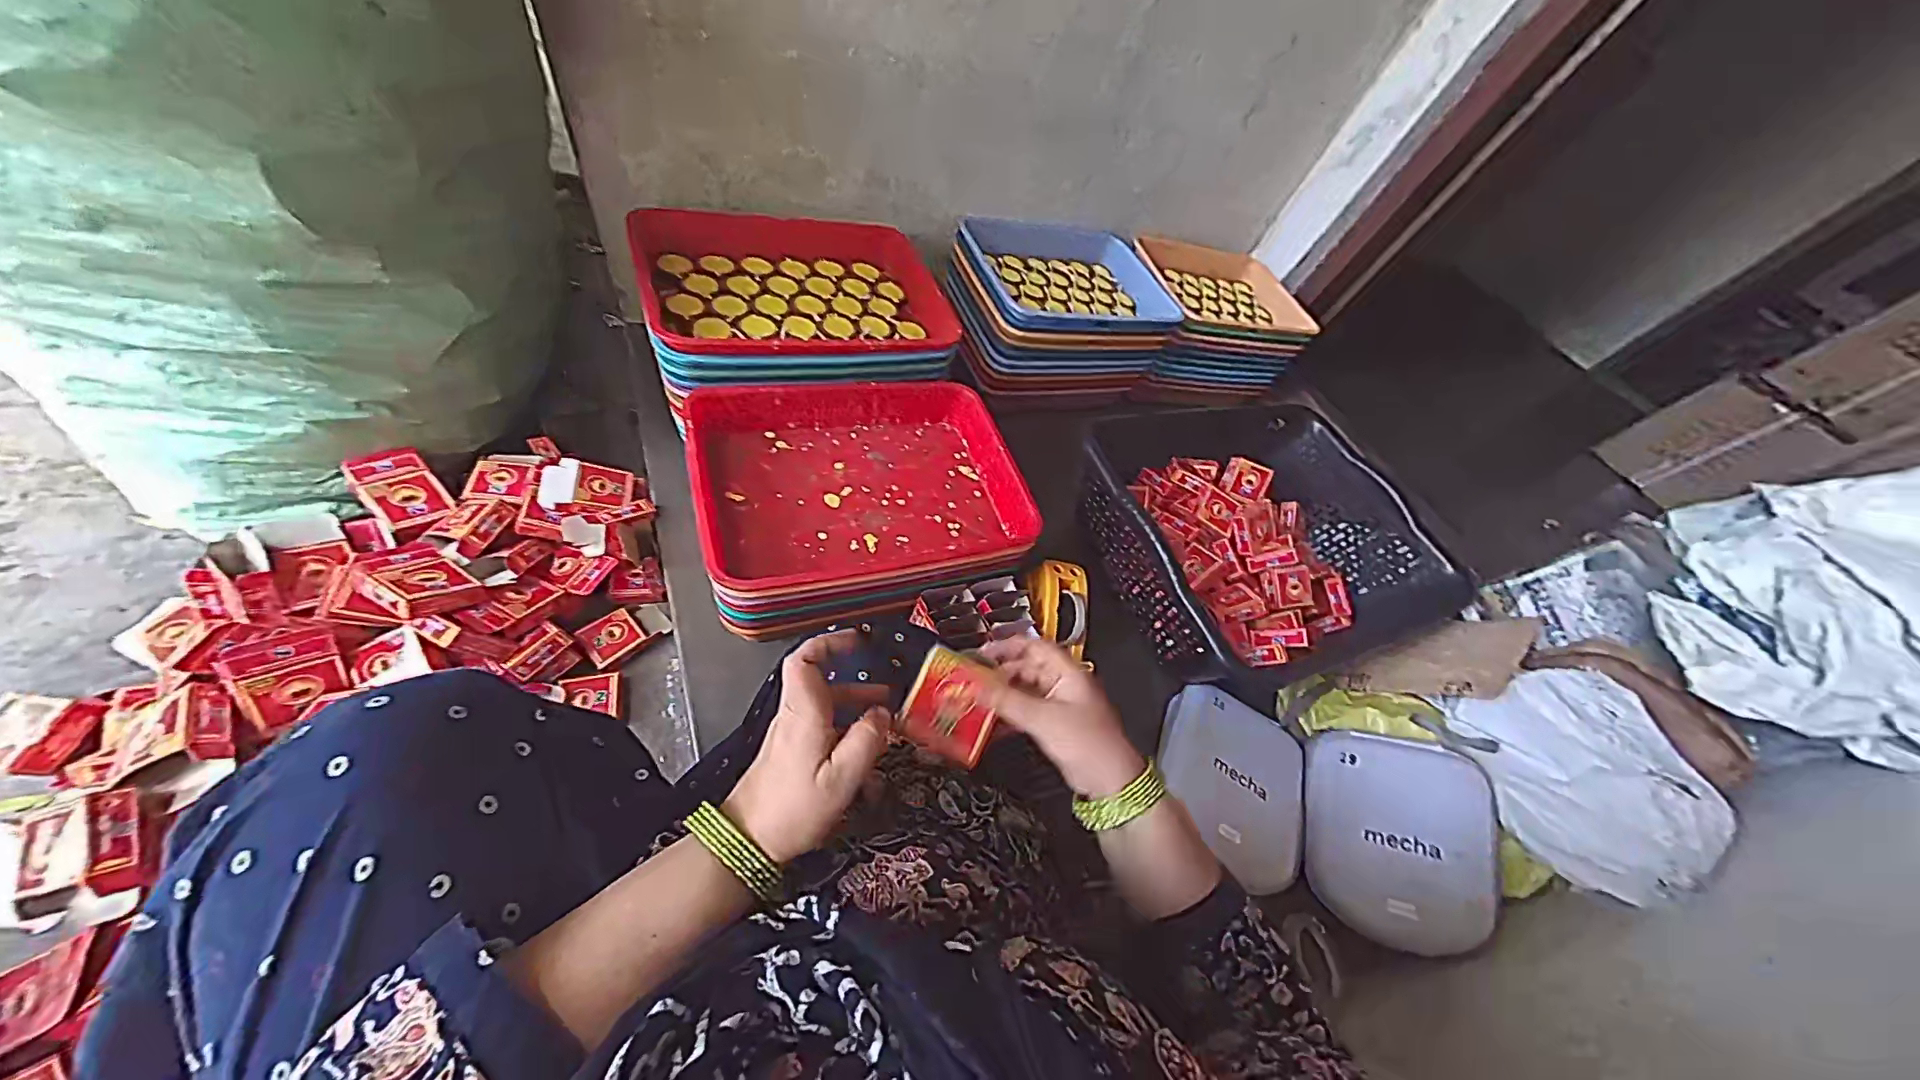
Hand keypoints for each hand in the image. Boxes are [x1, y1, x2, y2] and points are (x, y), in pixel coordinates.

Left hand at [723, 630, 891, 862]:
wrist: (749, 840)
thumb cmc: (792, 810)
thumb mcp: (841, 778)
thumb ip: (867, 741)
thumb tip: (883, 714)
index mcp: (804, 713)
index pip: (805, 659)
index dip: (830, 642)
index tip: (856, 640)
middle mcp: (795, 716)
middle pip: (822, 680)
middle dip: (857, 681)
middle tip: (886, 691)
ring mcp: (791, 732)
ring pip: (825, 704)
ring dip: (854, 706)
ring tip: (883, 720)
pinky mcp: (792, 750)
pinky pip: (822, 725)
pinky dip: (845, 728)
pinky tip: (863, 749)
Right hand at [977, 636, 1145, 798]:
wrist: (1109, 781)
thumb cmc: (1093, 746)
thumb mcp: (1042, 718)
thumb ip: (1008, 701)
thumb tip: (980, 687)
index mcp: (1068, 673)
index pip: (1034, 646)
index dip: (1008, 646)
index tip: (985, 653)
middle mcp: (1064, 684)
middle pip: (1026, 668)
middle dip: (1000, 672)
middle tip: (977, 680)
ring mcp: (1059, 704)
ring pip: (1025, 689)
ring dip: (1003, 693)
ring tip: (981, 698)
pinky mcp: (1055, 723)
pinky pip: (1027, 709)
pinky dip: (1011, 711)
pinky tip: (996, 719)